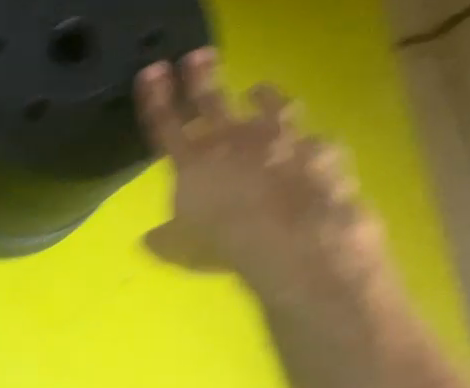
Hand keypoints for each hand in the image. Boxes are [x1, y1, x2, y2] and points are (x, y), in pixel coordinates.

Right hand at [136, 49, 389, 308]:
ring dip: (262, 96)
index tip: (152, 71)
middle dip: (201, 78)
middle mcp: (232, 140)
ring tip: (258, 88)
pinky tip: (306, 143)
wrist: (294, 234)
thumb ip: (164, 237)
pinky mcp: (318, 146)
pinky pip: (310, 138)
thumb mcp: (179, 248)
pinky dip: (304, 141)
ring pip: (269, 106)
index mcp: (191, 163)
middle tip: (198, 56)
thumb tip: (151, 237)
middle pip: (212, 100)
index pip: (165, 123)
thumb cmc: (222, 242)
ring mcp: (280, 137)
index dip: (156, 97)